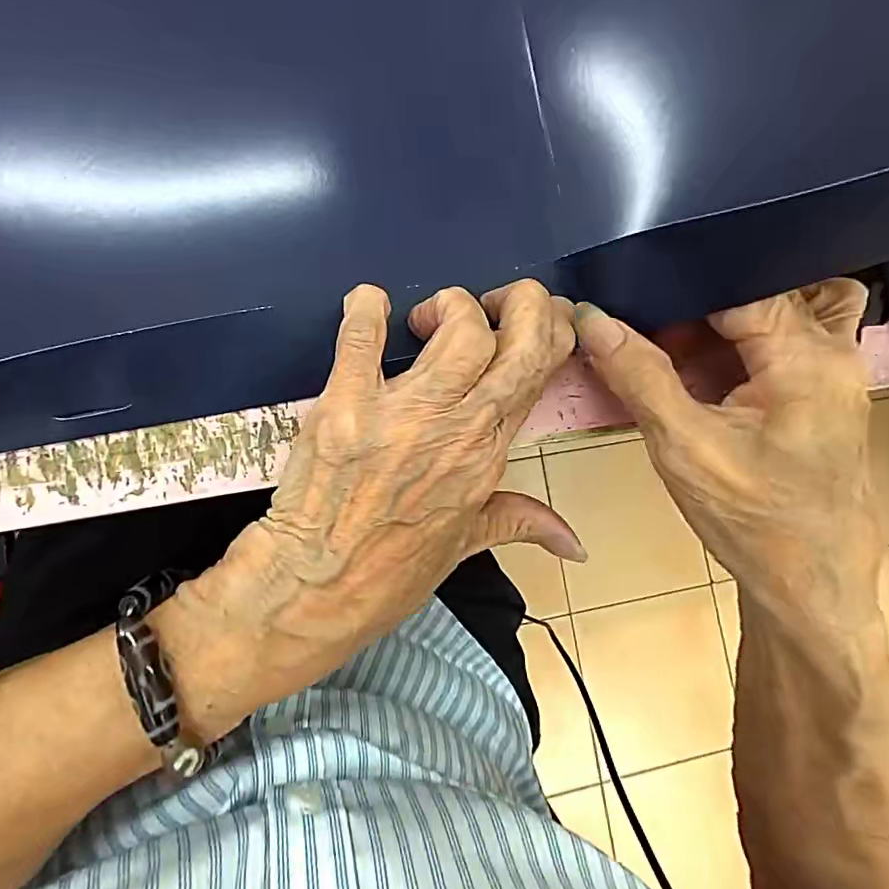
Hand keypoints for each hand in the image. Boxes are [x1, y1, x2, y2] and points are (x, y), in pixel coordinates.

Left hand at [166, 280, 585, 726]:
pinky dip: (365, 308)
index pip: (541, 367)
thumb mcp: (463, 545)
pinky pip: (362, 336)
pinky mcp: (346, 405)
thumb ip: (518, 521)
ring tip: (422, 322)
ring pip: (457, 327)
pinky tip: (365, 303)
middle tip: (486, 307)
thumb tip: (573, 541)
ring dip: (448, 307)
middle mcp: (459, 426)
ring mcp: (403, 413)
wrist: (316, 587)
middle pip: (516, 336)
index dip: (547, 327)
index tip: (527, 319)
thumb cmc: (388, 571)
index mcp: (488, 453)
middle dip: (517, 301)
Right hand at [571, 280, 881, 627]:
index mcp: (809, 359)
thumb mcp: (682, 445)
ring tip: (658, 348)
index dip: (681, 285)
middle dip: (692, 303)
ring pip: (762, 315)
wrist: (807, 580)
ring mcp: (824, 370)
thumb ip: (638, 375)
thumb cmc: (752, 517)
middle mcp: (830, 351)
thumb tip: (590, 317)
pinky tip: (680, 371)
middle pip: (757, 291)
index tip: (629, 295)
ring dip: (706, 325)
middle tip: (639, 323)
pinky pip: (763, 344)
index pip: (743, 285)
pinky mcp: (808, 389)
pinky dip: (719, 347)